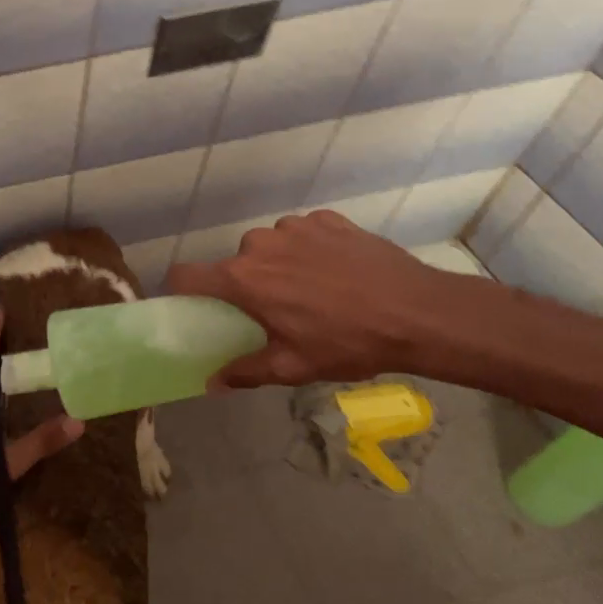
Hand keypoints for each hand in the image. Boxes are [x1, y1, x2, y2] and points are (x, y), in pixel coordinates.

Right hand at [166, 210, 467, 389]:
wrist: (420, 313)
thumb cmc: (349, 343)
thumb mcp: (294, 366)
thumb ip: (245, 371)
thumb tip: (211, 383)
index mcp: (243, 279)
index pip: (185, 275)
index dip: (182, 291)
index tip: (194, 306)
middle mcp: (260, 245)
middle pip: (235, 263)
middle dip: (247, 284)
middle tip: (273, 310)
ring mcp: (295, 227)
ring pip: (270, 246)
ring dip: (279, 265)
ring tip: (312, 290)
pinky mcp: (328, 220)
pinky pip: (303, 233)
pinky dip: (310, 250)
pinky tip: (336, 272)